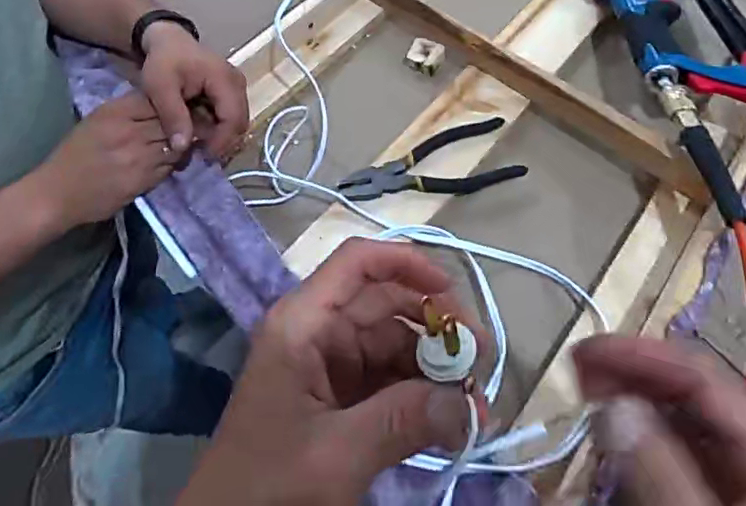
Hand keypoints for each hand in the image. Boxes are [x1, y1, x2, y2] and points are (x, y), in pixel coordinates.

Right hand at [20, 91, 185, 229]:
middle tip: (191, 125)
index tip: (181, 107)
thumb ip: (130, 108)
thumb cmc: (75, 154)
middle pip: (173, 122)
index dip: (174, 104)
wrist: (52, 196)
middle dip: (184, 123)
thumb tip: (164, 99)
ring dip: (182, 144)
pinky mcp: (143, 180)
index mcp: (116, 114)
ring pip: (177, 144)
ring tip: (180, 143)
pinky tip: (165, 162)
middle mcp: (130, 133)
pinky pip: (170, 166)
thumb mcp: (98, 120)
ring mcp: (138, 158)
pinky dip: (173, 163)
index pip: (160, 100)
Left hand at [139, 20, 248, 162]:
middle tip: (201, 156)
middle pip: (241, 120)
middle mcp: (237, 83)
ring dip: (223, 134)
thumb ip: (173, 116)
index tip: (204, 157)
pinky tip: (202, 132)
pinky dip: (220, 125)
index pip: (233, 117)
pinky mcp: (231, 88)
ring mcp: (237, 85)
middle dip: (224, 140)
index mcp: (224, 80)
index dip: (222, 140)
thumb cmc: (164, 61)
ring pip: (238, 118)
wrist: (168, 40)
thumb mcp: (160, 88)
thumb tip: (183, 147)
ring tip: (200, 146)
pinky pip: (232, 112)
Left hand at [176, 240, 477, 505]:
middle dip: (437, 327)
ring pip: (396, 342)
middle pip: (388, 302)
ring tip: (475, 405)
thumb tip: (468, 405)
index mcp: (304, 323)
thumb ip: (403, 421)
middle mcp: (319, 331)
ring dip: (436, 368)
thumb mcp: (334, 458)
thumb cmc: (265, 491)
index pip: (359, 262)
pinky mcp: (339, 398)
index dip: (408, 263)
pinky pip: (390, 379)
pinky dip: (422, 395)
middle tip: (480, 360)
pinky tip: (453, 421)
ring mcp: (329, 365)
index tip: (451, 292)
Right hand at [575, 336, 745, 505]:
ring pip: (689, 440)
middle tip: (580, 378)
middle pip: (695, 404)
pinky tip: (619, 473)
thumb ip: (661, 474)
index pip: (703, 379)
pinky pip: (690, 478)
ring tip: (594, 422)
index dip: (640, 357)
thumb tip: (613, 404)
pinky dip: (652, 470)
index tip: (584, 355)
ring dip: (638, 429)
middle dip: (635, 387)